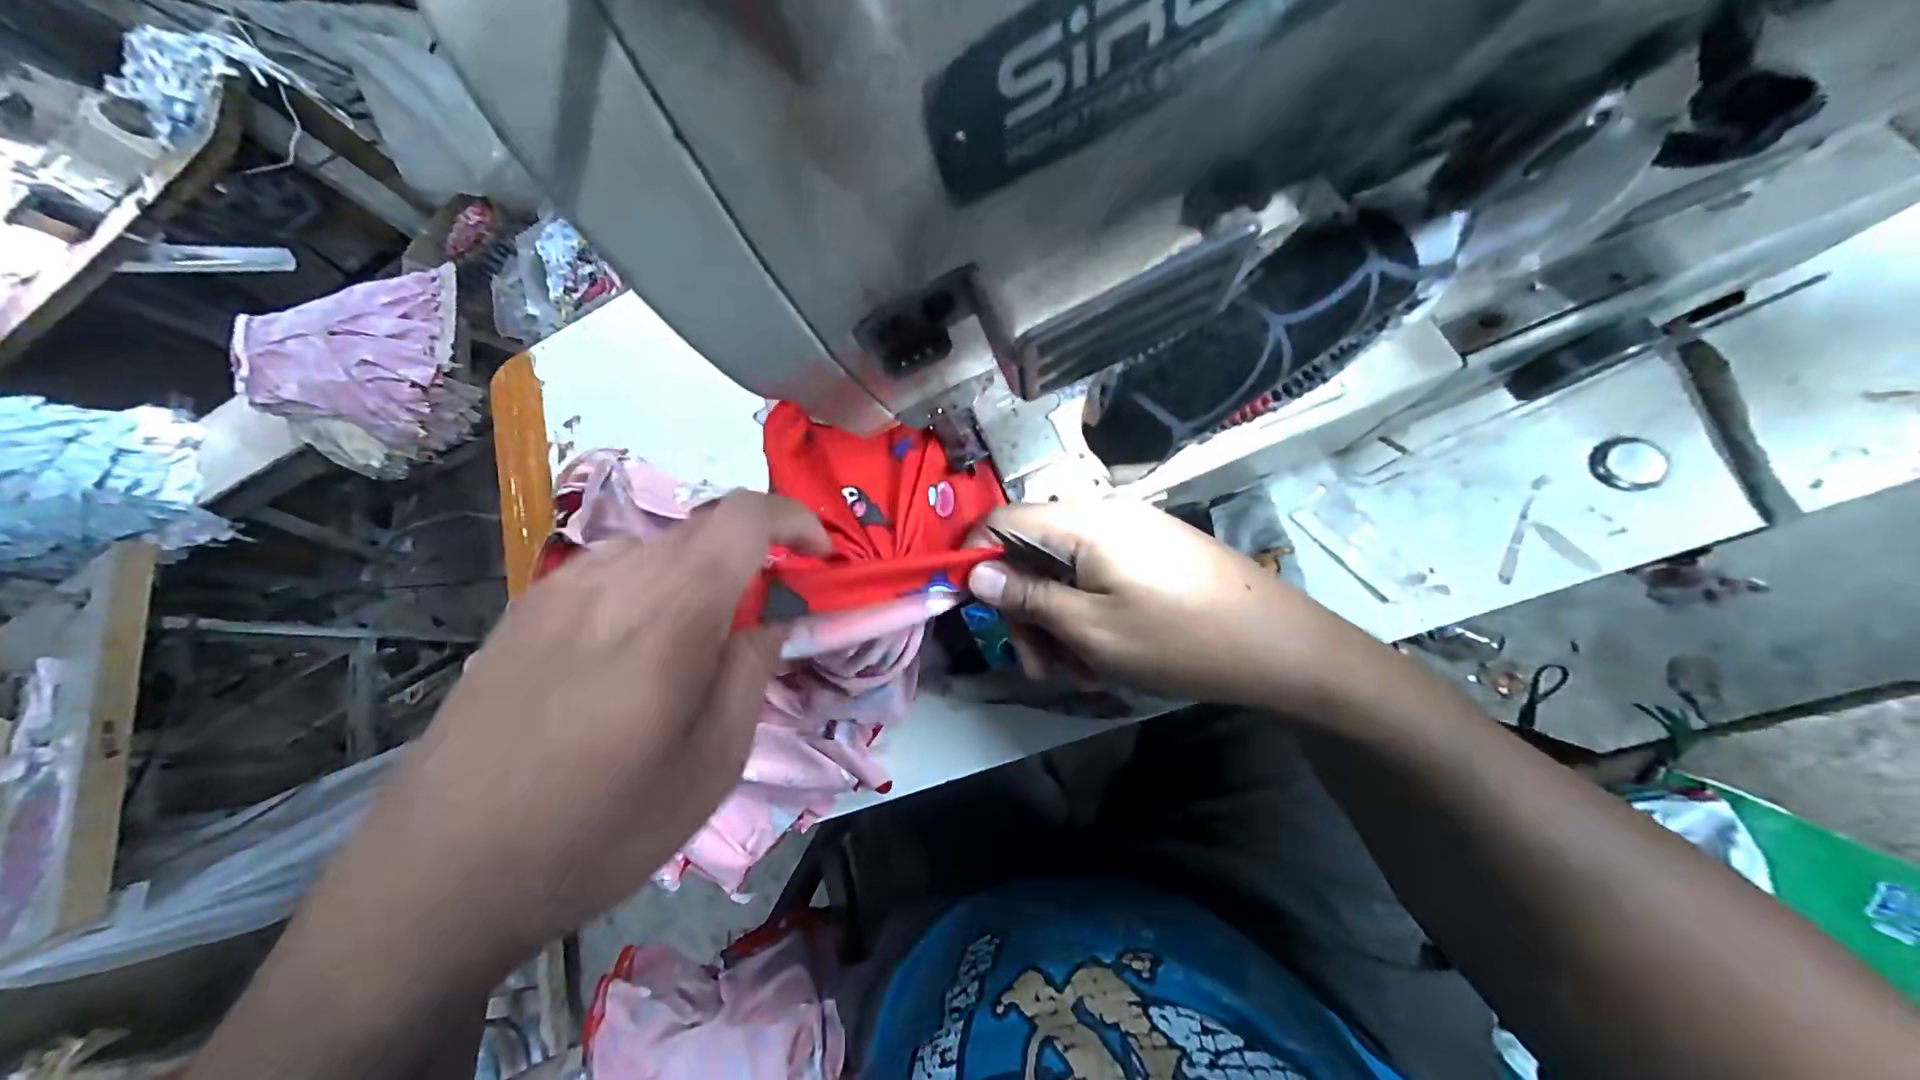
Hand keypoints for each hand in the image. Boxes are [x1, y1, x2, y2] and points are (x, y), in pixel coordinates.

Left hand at [322, 493, 829, 960]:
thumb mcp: (714, 760)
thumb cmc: (603, 826)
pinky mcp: (522, 613)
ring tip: (696, 645)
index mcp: (668, 610)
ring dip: (698, 576)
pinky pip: (608, 573)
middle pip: (702, 531)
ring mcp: (557, 590)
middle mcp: (611, 578)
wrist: (442, 874)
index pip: (744, 517)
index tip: (819, 558)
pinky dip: (648, 589)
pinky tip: (633, 653)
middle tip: (761, 623)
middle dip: (750, 560)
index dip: (794, 521)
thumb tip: (773, 611)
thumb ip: (752, 666)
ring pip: (656, 550)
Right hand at [967, 500, 1381, 710]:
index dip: (974, 559)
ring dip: (1057, 622)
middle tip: (1040, 667)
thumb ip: (1026, 598)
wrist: (1281, 646)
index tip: (972, 610)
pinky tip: (1104, 655)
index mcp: (1082, 522)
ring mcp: (1130, 534)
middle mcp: (1101, 515)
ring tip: (1080, 671)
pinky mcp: (1150, 554)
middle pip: (1031, 552)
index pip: (1000, 519)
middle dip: (1024, 611)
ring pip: (1063, 572)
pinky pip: (1096, 577)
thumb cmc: (1178, 638)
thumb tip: (974, 572)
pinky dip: (1087, 615)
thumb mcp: (1090, 629)